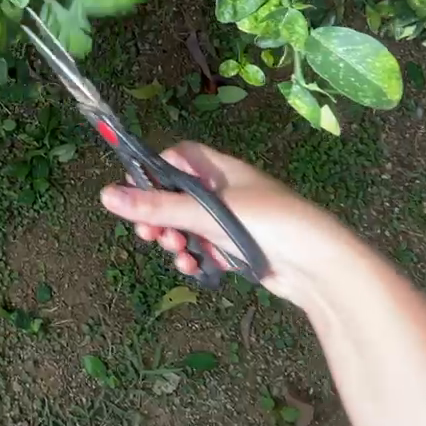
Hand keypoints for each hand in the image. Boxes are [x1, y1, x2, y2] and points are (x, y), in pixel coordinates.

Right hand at [98, 142, 357, 308]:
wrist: (320, 266)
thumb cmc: (265, 223)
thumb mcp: (203, 213)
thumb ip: (154, 206)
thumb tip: (106, 195)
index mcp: (219, 169)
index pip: (177, 158)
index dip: (155, 171)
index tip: (137, 193)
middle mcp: (224, 190)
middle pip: (176, 195)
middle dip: (159, 215)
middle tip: (149, 234)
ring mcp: (231, 221)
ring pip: (187, 225)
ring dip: (174, 238)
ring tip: (176, 252)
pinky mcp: (237, 248)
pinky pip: (203, 247)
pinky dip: (193, 256)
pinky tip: (192, 267)